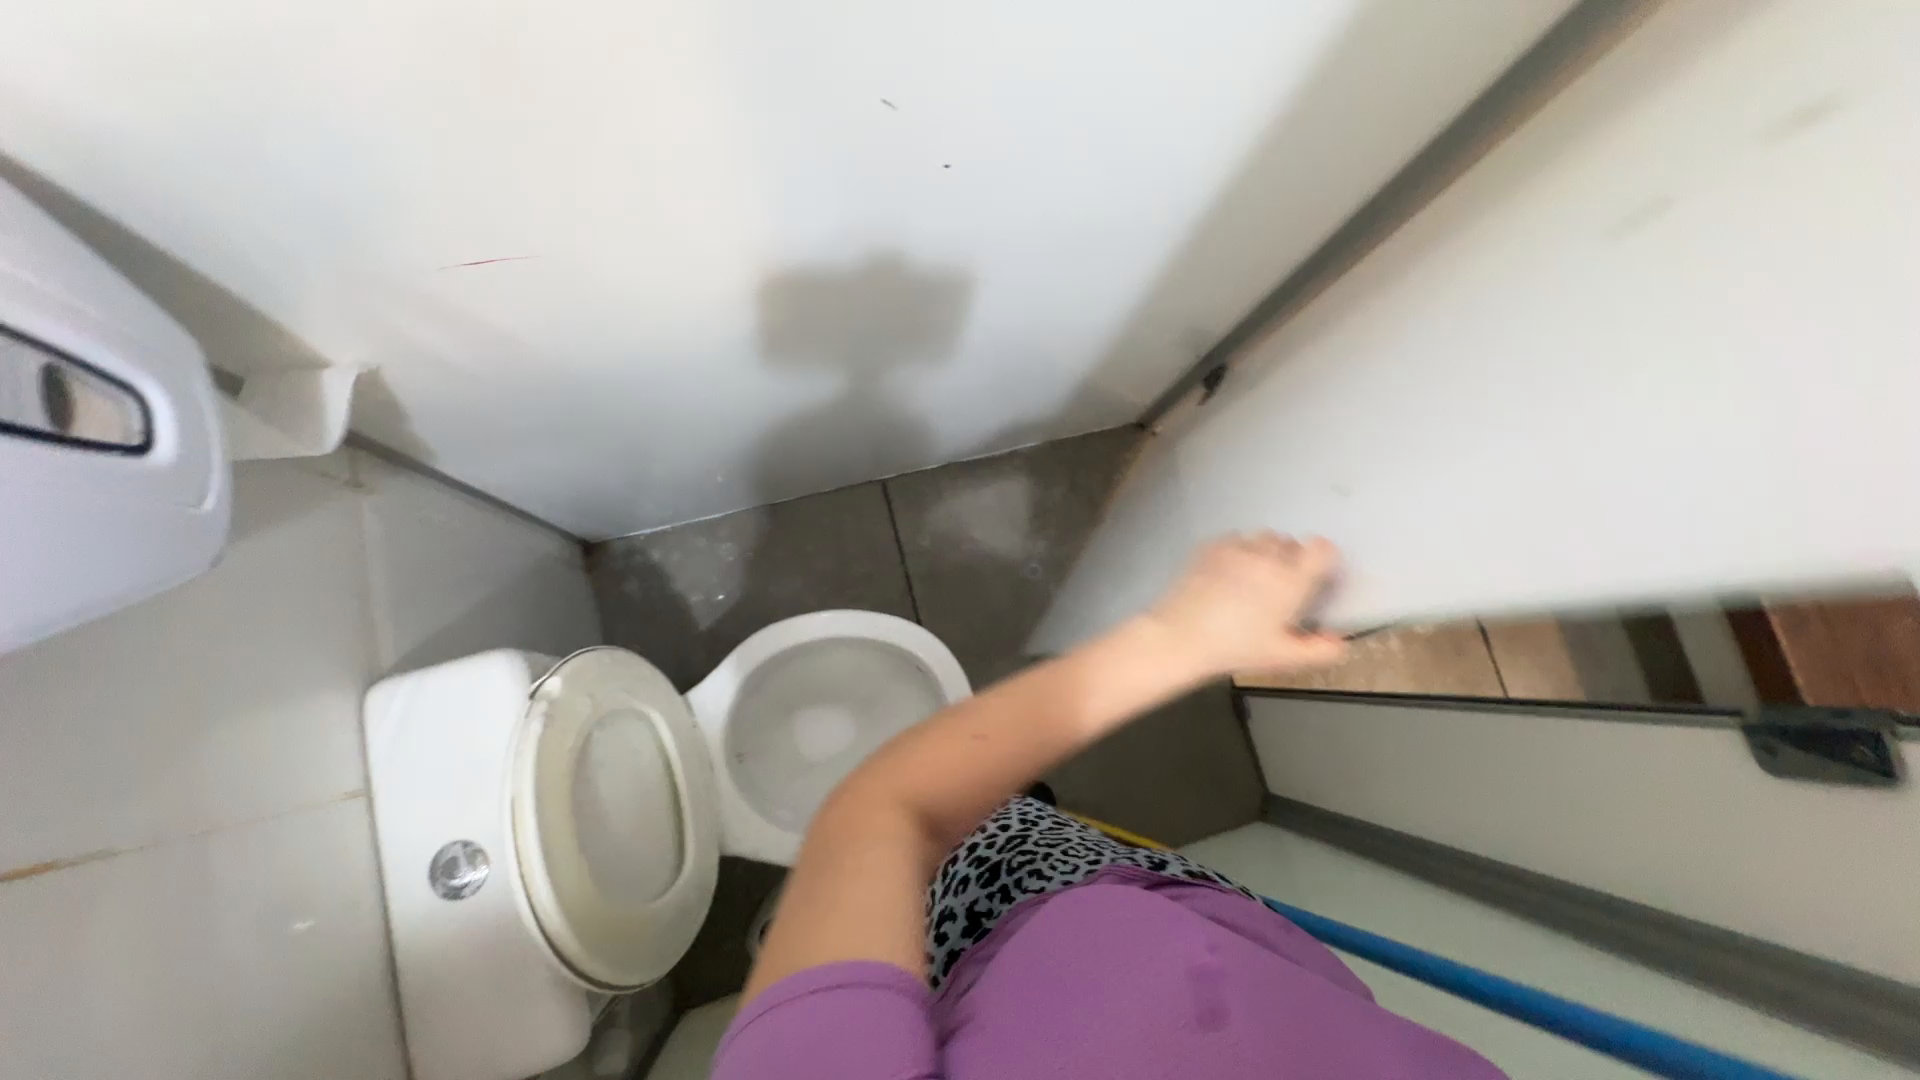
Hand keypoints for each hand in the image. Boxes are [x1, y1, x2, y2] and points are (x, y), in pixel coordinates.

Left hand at [1143, 532, 1347, 678]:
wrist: (1180, 636)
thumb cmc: (1235, 648)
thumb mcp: (1283, 658)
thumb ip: (1320, 650)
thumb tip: (1339, 639)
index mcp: (1290, 580)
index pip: (1321, 548)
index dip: (1321, 558)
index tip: (1313, 576)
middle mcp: (1266, 557)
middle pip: (1290, 542)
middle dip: (1290, 559)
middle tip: (1277, 586)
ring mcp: (1236, 548)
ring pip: (1261, 537)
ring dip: (1263, 552)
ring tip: (1251, 578)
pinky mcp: (1210, 546)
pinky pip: (1233, 539)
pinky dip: (1236, 550)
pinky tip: (1226, 574)